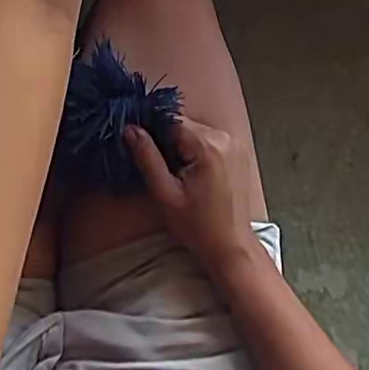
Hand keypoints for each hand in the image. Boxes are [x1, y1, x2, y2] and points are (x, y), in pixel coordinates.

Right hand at [126, 117, 259, 267]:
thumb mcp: (165, 194)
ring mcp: (234, 143)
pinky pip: (207, 138)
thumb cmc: (198, 227)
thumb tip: (130, 128)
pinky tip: (192, 172)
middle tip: (163, 167)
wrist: (233, 249)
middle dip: (168, 141)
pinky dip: (195, 149)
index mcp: (208, 146)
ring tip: (178, 172)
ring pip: (193, 131)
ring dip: (181, 145)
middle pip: (182, 124)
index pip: (170, 120)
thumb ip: (147, 157)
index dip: (153, 132)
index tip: (144, 149)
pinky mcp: (238, 151)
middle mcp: (224, 137)